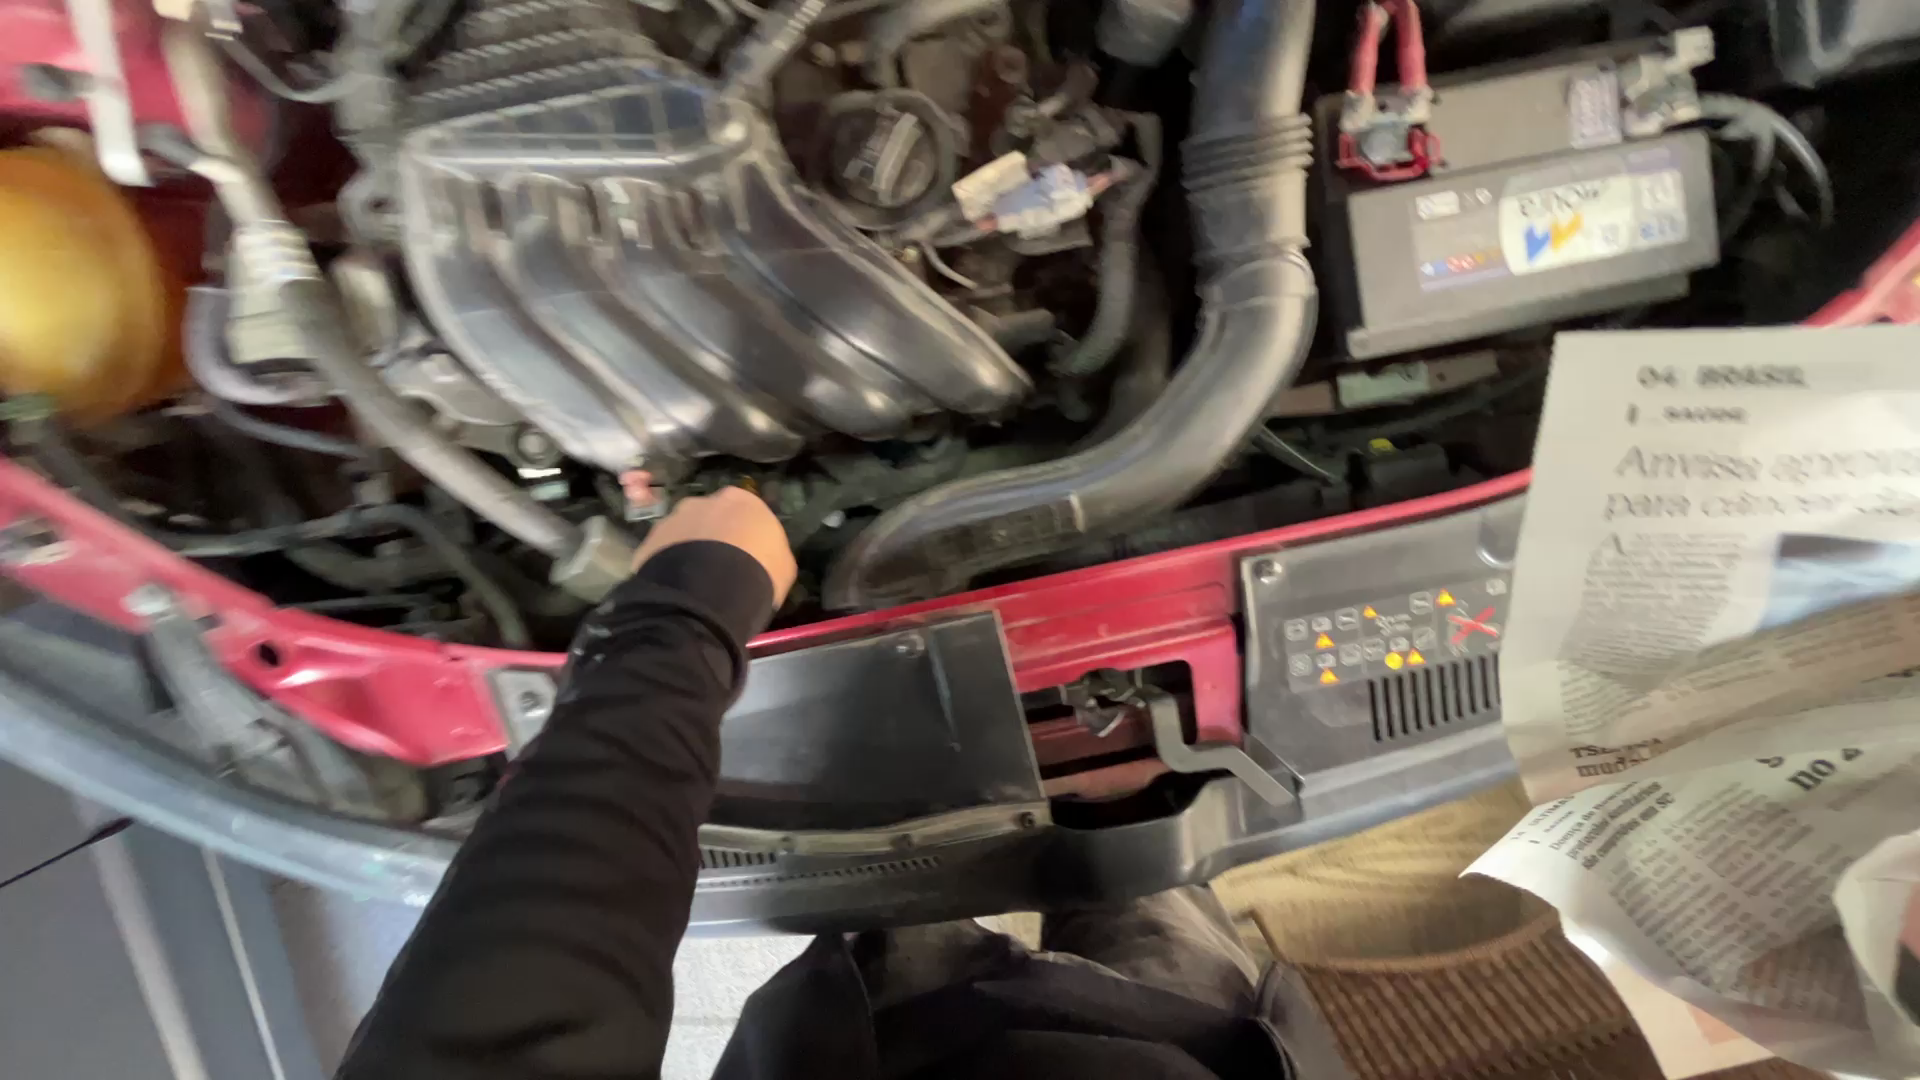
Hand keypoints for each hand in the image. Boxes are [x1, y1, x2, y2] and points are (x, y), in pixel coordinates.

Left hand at [624, 477, 796, 606]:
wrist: (710, 592)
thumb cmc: (759, 572)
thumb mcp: (783, 565)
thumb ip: (772, 551)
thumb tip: (765, 555)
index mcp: (743, 500)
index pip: (747, 510)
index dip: (747, 533)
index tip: (749, 554)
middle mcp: (704, 501)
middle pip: (711, 517)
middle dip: (714, 536)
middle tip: (721, 566)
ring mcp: (672, 520)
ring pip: (683, 533)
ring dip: (689, 550)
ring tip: (696, 581)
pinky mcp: (648, 543)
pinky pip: (662, 554)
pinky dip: (668, 566)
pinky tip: (678, 589)